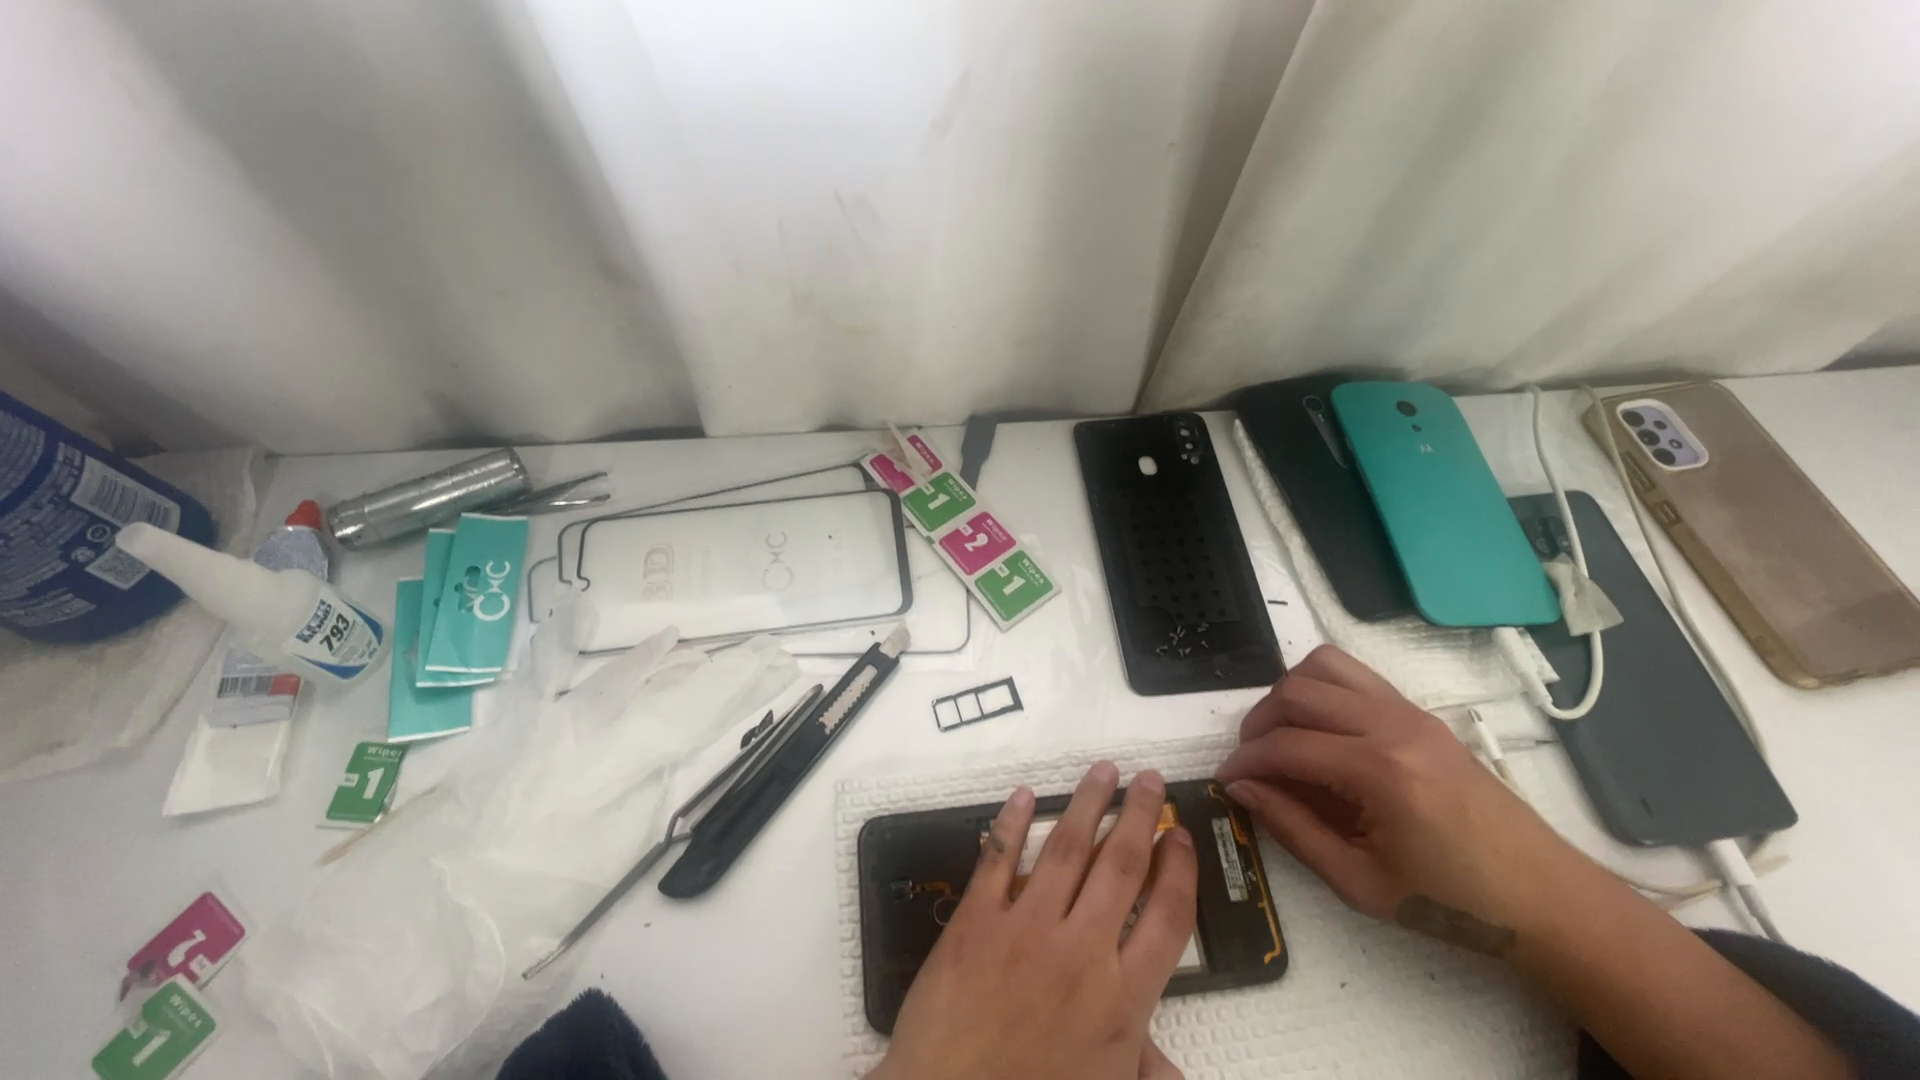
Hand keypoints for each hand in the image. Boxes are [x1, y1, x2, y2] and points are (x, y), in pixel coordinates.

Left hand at [871, 763, 1196, 1079]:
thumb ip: (1143, 1067)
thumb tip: (1177, 1074)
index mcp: (1121, 997)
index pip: (1167, 917)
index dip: (1178, 870)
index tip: (1179, 834)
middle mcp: (1080, 950)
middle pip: (1121, 866)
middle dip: (1140, 815)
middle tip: (1150, 779)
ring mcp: (1025, 928)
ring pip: (1067, 850)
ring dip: (1088, 804)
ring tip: (1103, 771)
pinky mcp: (975, 921)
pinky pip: (997, 860)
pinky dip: (1011, 824)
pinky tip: (1024, 796)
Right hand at [1216, 645, 1582, 948]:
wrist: (1544, 899)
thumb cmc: (1451, 902)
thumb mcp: (1358, 881)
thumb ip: (1291, 828)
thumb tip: (1242, 789)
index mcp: (1381, 772)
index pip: (1286, 746)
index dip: (1244, 762)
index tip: (1224, 782)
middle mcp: (1393, 726)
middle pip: (1297, 692)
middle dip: (1258, 723)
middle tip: (1249, 762)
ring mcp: (1411, 713)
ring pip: (1324, 666)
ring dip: (1288, 694)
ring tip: (1279, 736)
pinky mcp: (1422, 715)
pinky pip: (1356, 676)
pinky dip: (1321, 688)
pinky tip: (1318, 731)